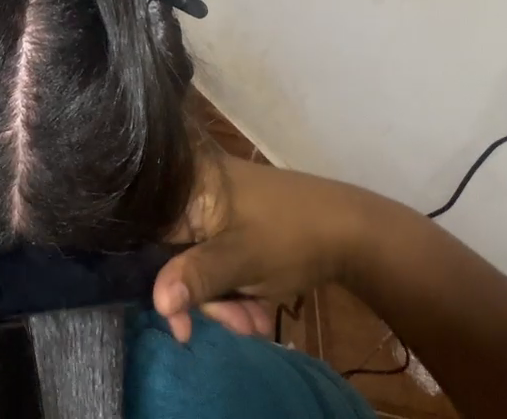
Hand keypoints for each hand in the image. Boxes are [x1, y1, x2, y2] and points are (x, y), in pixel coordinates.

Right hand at [156, 157, 402, 343]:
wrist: (355, 231)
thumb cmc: (290, 235)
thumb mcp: (240, 260)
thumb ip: (194, 278)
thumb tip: (156, 302)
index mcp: (189, 181)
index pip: (150, 230)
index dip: (158, 276)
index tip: (178, 319)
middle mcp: (195, 188)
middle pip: (176, 251)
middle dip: (204, 296)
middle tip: (236, 326)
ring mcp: (217, 206)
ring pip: (199, 260)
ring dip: (224, 300)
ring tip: (256, 324)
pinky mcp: (235, 222)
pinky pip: (218, 258)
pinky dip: (235, 287)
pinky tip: (260, 310)